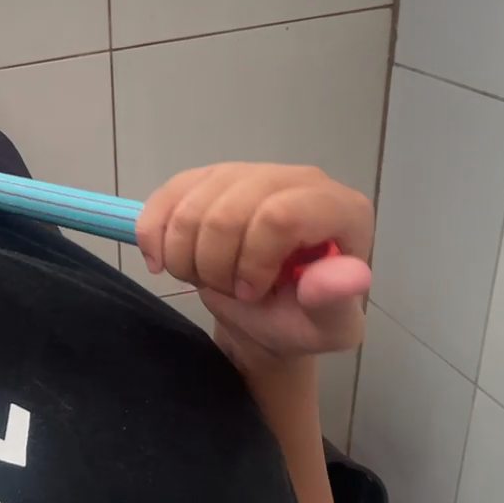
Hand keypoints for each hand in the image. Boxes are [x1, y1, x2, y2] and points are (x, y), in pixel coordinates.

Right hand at [135, 164, 372, 375]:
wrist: (260, 314)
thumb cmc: (296, 320)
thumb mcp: (327, 329)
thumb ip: (337, 304)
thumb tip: (350, 275)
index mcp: (338, 209)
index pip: (280, 216)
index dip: (252, 260)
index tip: (251, 292)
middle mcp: (295, 178)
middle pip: (227, 211)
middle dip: (213, 264)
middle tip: (226, 289)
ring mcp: (246, 172)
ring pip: (191, 204)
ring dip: (183, 255)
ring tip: (203, 277)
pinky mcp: (206, 178)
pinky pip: (165, 196)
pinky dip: (153, 235)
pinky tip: (162, 261)